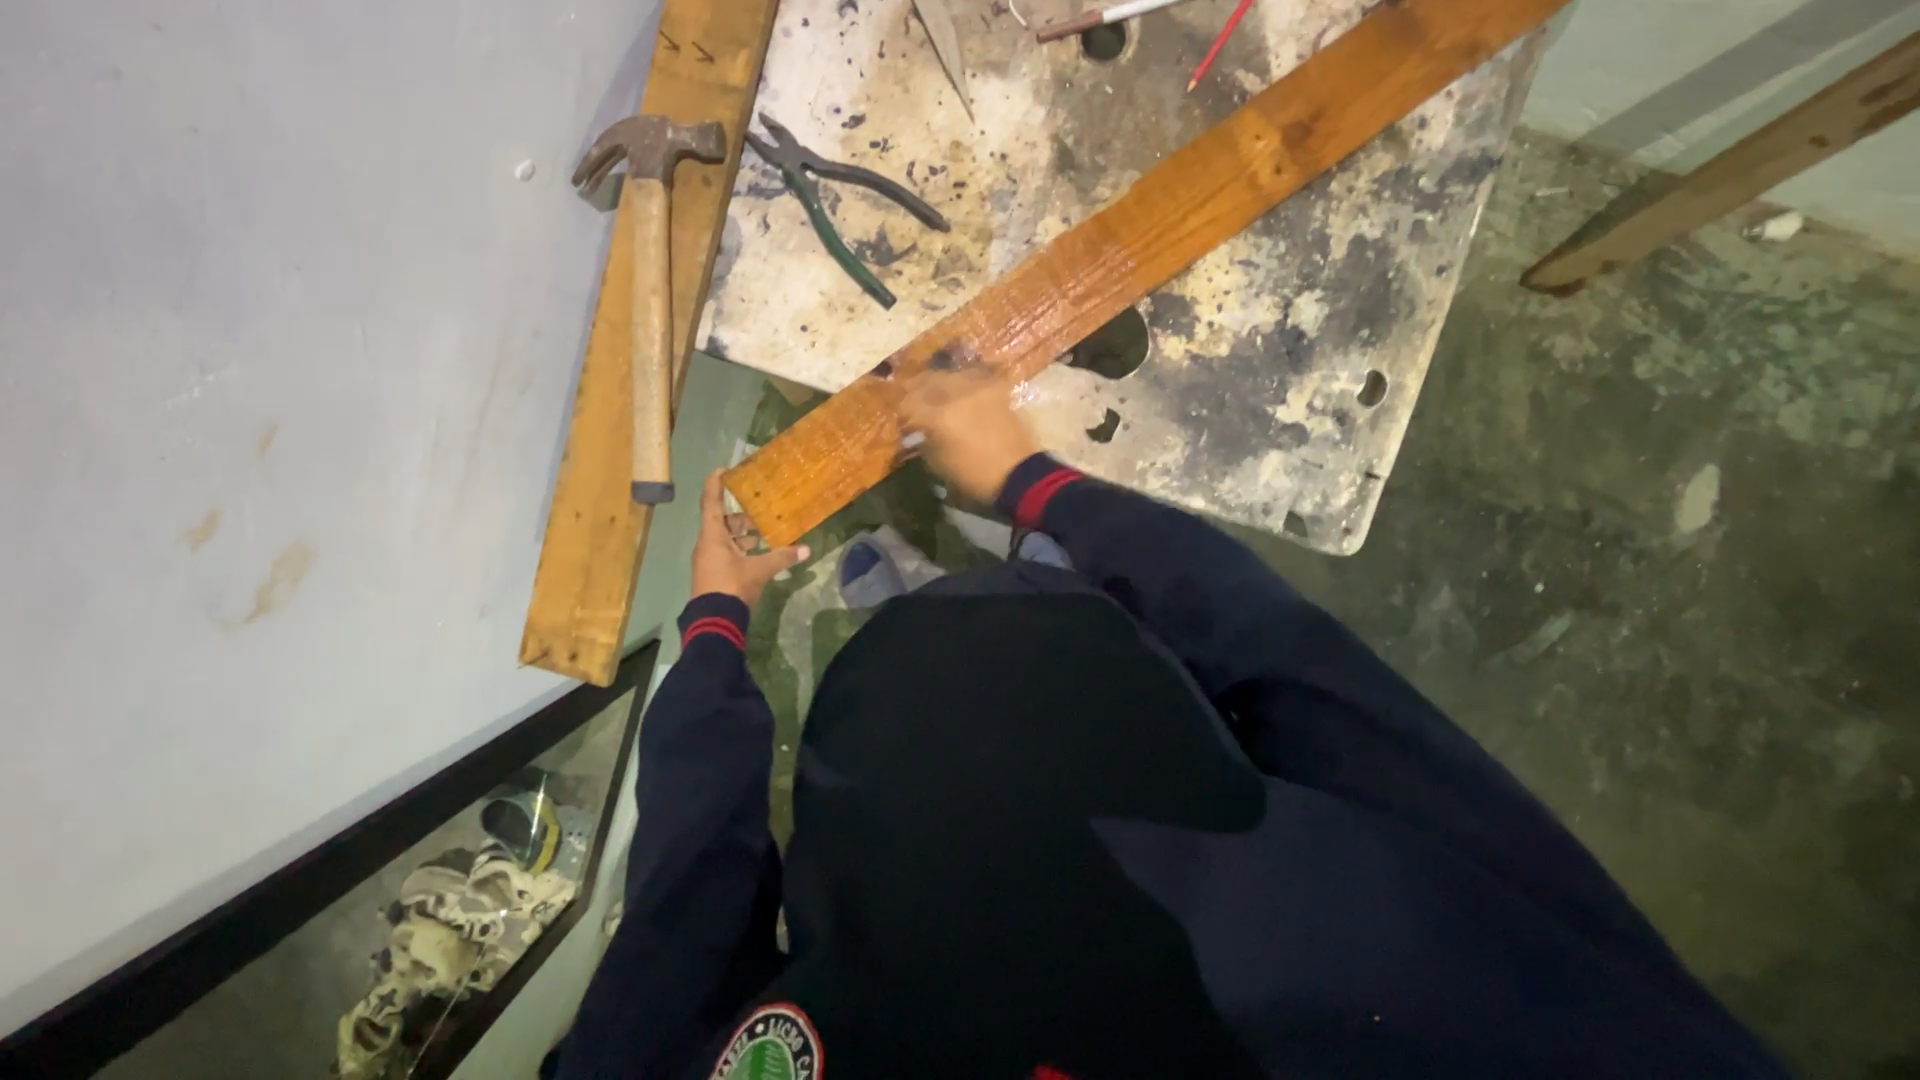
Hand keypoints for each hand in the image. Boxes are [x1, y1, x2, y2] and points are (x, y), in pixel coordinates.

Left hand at [691, 470, 809, 607]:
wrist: (714, 621)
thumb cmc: (732, 586)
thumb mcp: (760, 570)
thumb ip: (782, 557)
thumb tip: (806, 549)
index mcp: (712, 536)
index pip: (711, 502)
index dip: (715, 484)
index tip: (723, 469)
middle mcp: (707, 544)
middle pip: (721, 521)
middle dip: (741, 516)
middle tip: (760, 510)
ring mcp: (709, 560)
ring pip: (725, 539)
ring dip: (742, 535)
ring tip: (764, 533)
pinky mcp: (714, 573)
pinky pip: (726, 553)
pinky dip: (741, 549)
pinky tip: (758, 554)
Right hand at [898, 366, 1041, 503]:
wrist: (1018, 475)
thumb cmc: (975, 476)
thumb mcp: (939, 463)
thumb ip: (925, 440)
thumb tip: (918, 431)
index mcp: (940, 416)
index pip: (909, 404)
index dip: (902, 414)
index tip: (902, 424)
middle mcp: (957, 394)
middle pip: (927, 381)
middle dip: (916, 391)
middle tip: (912, 403)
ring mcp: (979, 388)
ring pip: (950, 375)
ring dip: (938, 384)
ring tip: (934, 396)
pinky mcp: (996, 389)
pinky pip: (972, 378)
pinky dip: (960, 384)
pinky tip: (958, 395)